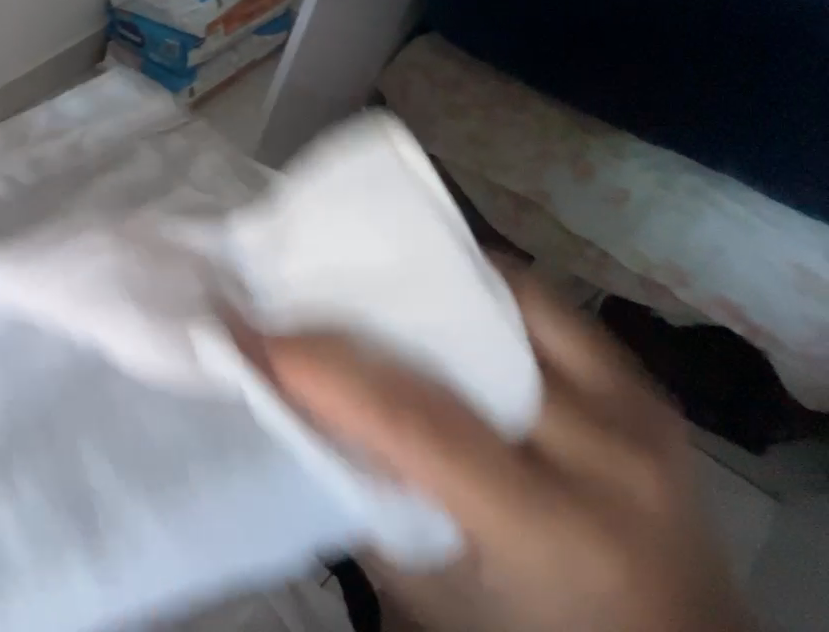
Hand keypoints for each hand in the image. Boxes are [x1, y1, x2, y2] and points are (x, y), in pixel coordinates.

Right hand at [265, 280, 752, 631]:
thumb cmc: (525, 631)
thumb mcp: (423, 580)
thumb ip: (358, 483)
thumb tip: (282, 392)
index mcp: (553, 528)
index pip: (413, 418)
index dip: (315, 363)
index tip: (237, 328)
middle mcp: (610, 457)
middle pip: (462, 337)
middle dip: (359, 301)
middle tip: (285, 289)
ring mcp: (639, 411)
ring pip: (508, 296)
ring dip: (419, 284)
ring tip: (348, 283)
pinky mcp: (644, 389)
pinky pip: (542, 308)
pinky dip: (472, 292)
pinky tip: (423, 302)